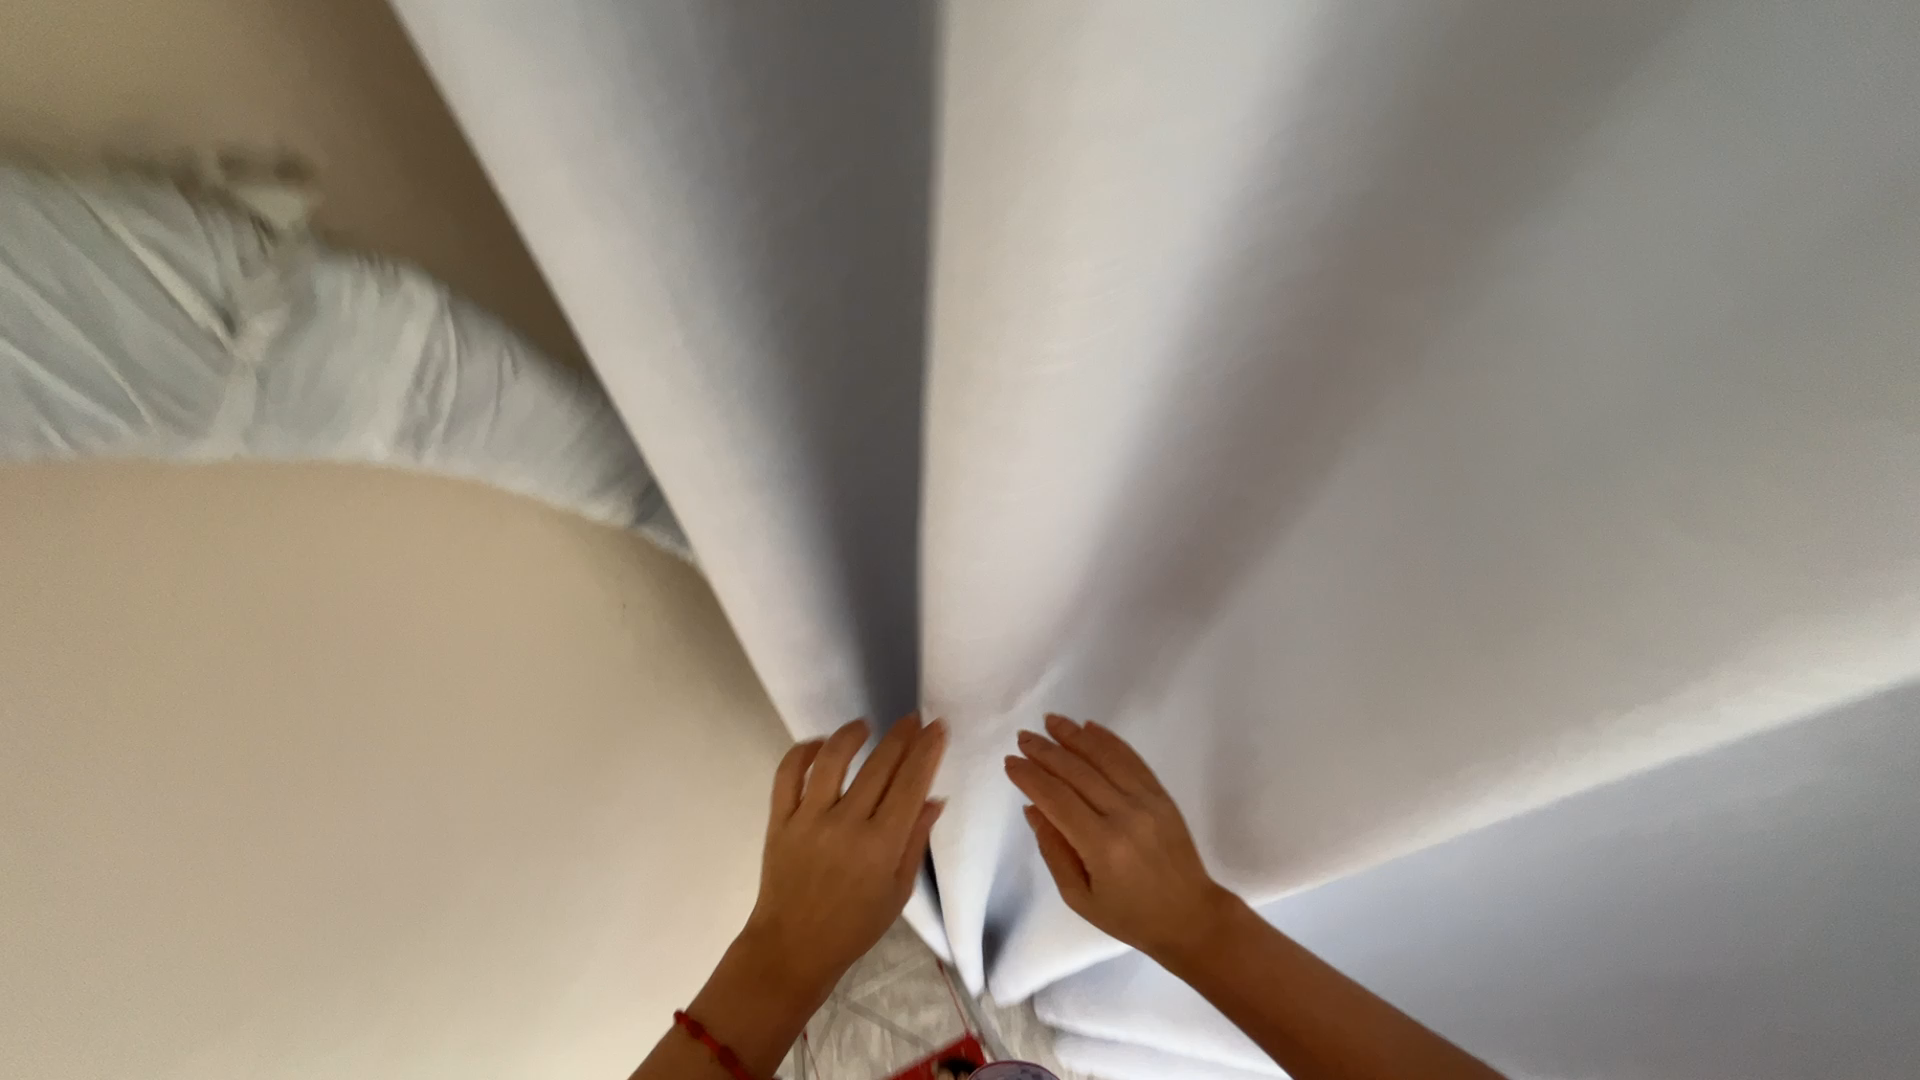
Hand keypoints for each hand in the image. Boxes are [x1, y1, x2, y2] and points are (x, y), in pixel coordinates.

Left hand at [744, 714, 946, 997]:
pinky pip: (788, 774)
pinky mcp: (780, 820)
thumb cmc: (855, 925)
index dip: (927, 750)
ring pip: (834, 759)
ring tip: (866, 726)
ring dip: (853, 734)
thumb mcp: (898, 891)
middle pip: (880, 765)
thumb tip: (934, 797)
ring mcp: (809, 820)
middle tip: (913, 719)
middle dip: (902, 736)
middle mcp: (846, 825)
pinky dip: (804, 752)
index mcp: (881, 846)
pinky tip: (821, 744)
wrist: (792, 949)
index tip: (937, 727)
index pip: (911, 783)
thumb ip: (916, 840)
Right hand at [1006, 713, 1233, 961]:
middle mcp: (1125, 816)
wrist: (1191, 917)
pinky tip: (1089, 727)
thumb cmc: (1129, 916)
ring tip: (1051, 721)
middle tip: (1023, 737)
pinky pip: (1132, 760)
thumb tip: (1032, 808)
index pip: (1057, 799)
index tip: (1010, 762)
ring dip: (1074, 736)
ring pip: (1105, 758)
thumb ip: (1053, 850)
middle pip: (1077, 773)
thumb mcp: (1079, 898)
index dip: (1030, 777)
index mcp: (1102, 846)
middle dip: (1046, 752)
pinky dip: (1109, 741)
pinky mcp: (1162, 796)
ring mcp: (1147, 802)